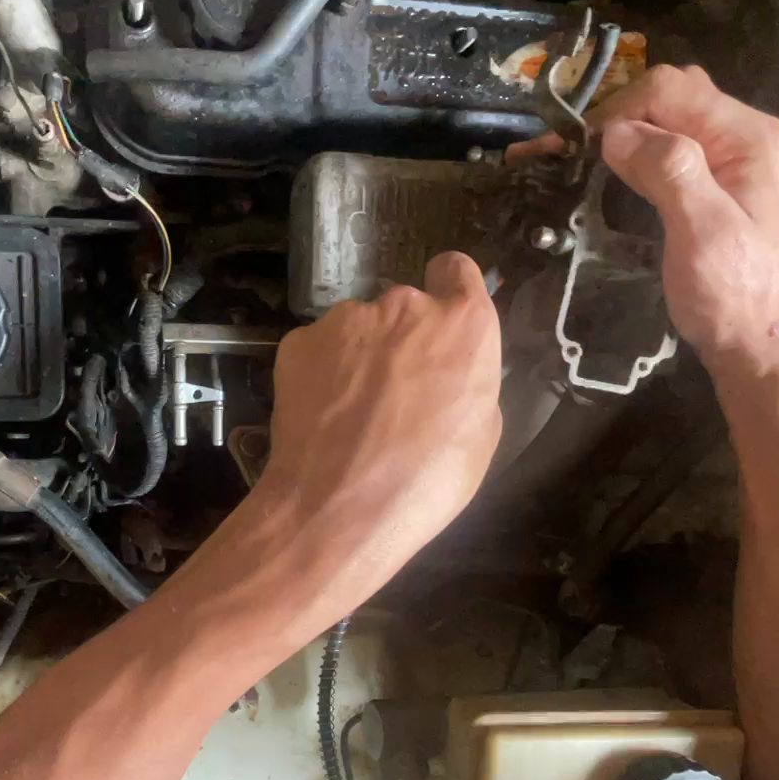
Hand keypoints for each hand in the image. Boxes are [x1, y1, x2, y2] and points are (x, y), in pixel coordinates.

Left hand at [247, 252, 500, 596]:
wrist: (338, 508)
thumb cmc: (425, 483)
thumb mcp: (480, 435)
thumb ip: (468, 380)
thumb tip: (451, 372)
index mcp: (462, 324)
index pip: (455, 271)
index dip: (448, 294)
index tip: (440, 320)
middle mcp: (404, 306)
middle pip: (404, 307)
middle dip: (400, 338)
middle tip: (391, 391)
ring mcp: (345, 321)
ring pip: (356, 329)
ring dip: (357, 355)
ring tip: (349, 411)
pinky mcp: (298, 342)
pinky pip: (317, 349)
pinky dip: (319, 372)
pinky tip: (320, 415)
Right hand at [510, 65, 778, 385]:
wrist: (760, 344)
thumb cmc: (732, 295)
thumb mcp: (701, 232)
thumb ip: (668, 172)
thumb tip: (615, 133)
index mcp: (746, 138)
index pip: (670, 91)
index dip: (615, 112)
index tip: (569, 151)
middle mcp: (743, 138)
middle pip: (670, 99)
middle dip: (613, 118)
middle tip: (564, 156)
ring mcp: (731, 163)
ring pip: (667, 124)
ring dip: (619, 137)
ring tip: (572, 163)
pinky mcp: (716, 188)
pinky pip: (670, 153)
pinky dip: (632, 157)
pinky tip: (608, 178)